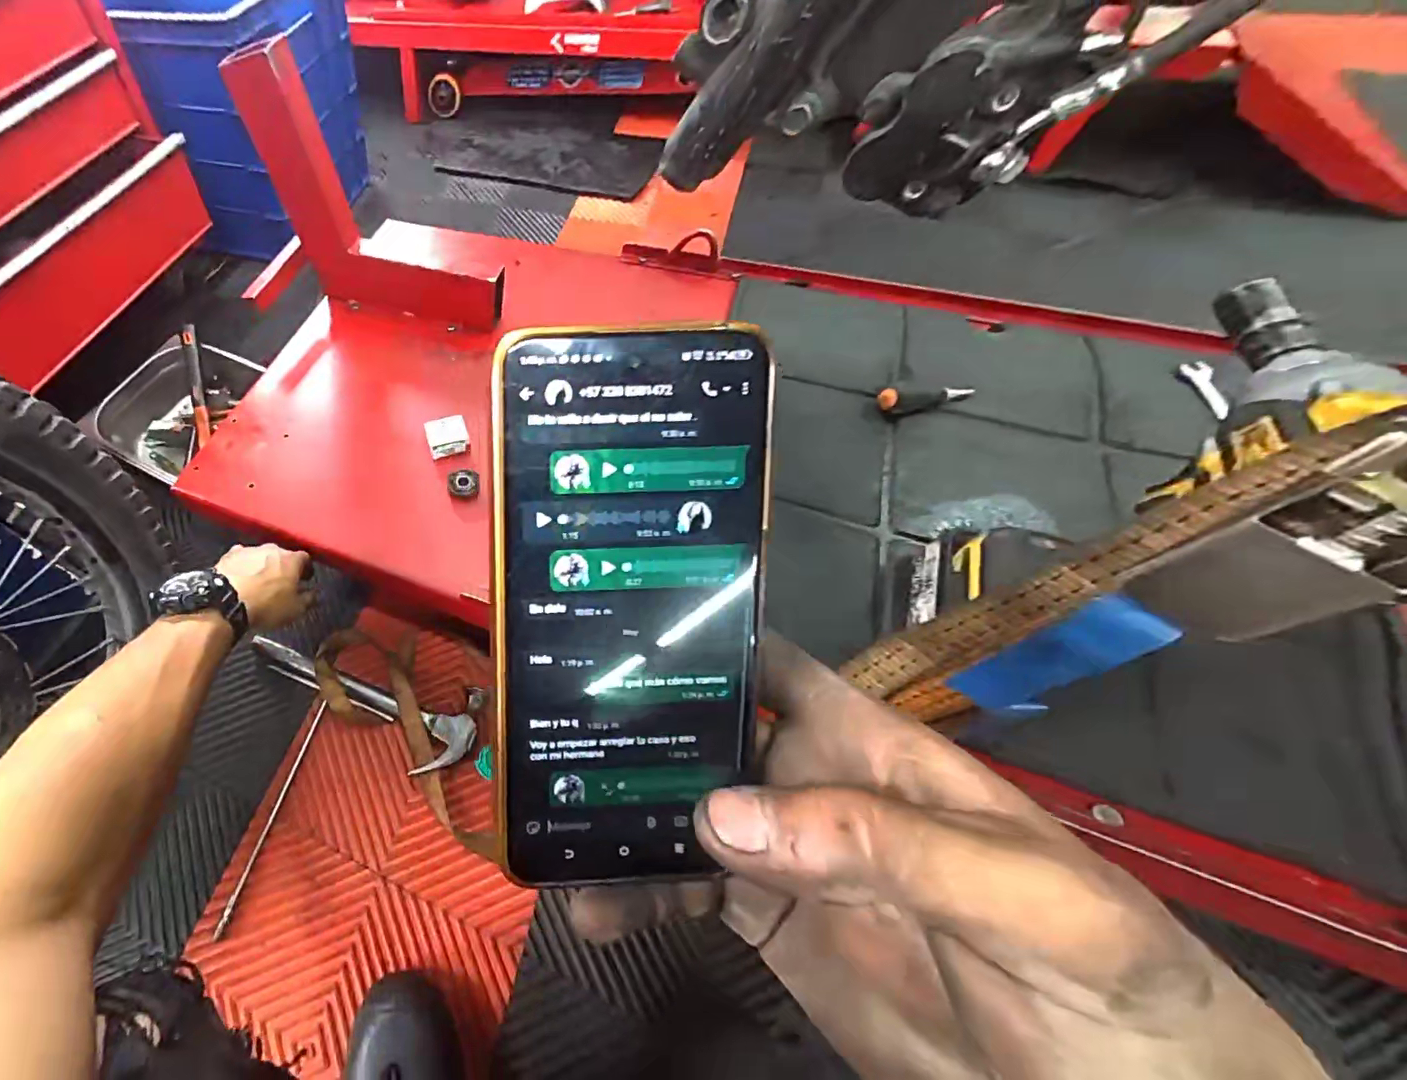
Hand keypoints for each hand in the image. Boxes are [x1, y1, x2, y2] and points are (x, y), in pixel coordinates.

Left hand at [215, 543, 311, 631]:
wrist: (226, 602)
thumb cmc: (266, 605)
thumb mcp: (294, 609)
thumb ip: (308, 599)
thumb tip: (313, 593)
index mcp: (291, 559)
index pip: (305, 559)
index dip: (306, 569)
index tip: (305, 580)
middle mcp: (272, 549)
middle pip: (282, 555)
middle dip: (284, 567)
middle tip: (282, 583)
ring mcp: (250, 550)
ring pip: (261, 556)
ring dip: (263, 566)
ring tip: (259, 583)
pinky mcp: (229, 555)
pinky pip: (242, 559)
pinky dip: (244, 567)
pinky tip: (241, 579)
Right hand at [572, 631, 1324, 1079]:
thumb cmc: (1106, 975)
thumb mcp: (1023, 896)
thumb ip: (884, 843)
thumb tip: (724, 814)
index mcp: (859, 740)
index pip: (766, 664)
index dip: (698, 641)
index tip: (615, 638)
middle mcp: (802, 781)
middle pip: (701, 734)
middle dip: (634, 729)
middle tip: (555, 731)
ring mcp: (777, 852)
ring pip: (679, 812)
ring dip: (621, 817)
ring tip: (560, 829)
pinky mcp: (761, 918)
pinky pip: (683, 891)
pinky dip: (635, 894)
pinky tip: (596, 909)